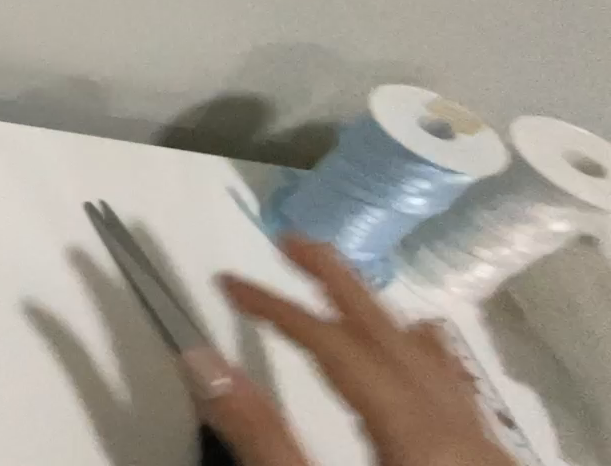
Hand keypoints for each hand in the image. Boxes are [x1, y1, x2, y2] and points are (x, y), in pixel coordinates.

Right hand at [196, 237, 511, 465]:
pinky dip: (429, 357)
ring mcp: (486, 457)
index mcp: (417, 437)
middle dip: (336, 282)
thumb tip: (197, 356)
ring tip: (340, 278)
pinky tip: (424, 345)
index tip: (224, 282)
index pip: (334, 345)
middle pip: (393, 339)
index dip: (275, 305)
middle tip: (288, 239)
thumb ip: (257, 433)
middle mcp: (462, 436)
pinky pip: (461, 396)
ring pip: (433, 365)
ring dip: (378, 314)